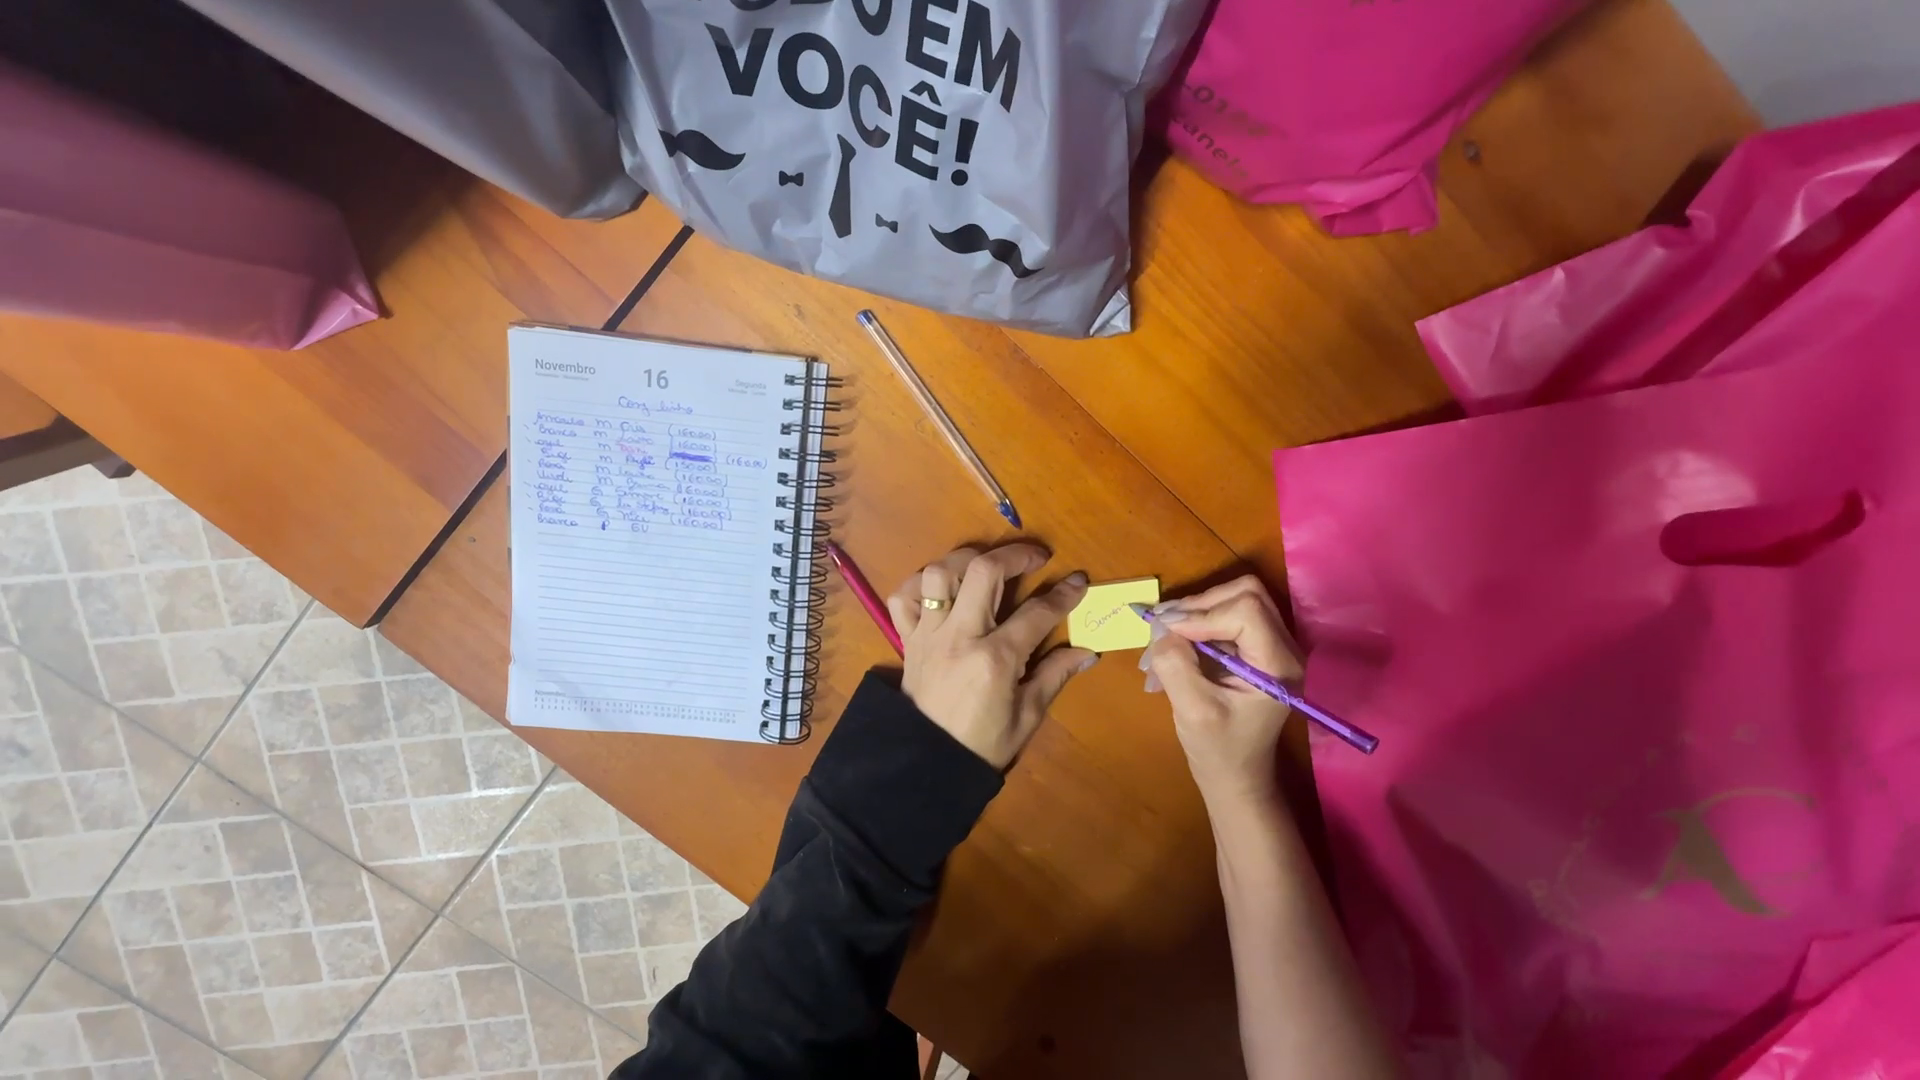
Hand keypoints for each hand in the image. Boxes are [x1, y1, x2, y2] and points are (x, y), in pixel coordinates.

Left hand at [885, 543, 1095, 768]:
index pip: (1037, 613)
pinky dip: (920, 584)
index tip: (1079, 580)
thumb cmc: (982, 745)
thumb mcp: (1026, 716)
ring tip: (987, 565)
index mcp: (995, 659)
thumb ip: (1054, 676)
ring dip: (966, 559)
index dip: (1064, 594)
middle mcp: (959, 636)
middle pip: (983, 572)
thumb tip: (1087, 651)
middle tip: (1035, 557)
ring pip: (939, 573)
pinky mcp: (907, 640)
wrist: (926, 764)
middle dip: (1015, 555)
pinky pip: (903, 597)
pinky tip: (942, 588)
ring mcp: (928, 634)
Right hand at [1144, 576, 1303, 801]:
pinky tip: (1175, 640)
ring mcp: (1272, 645)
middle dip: (1200, 604)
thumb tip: (1160, 626)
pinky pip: (1229, 614)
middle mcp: (1284, 647)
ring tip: (1164, 631)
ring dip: (1197, 609)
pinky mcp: (1256, 647)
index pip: (1245, 610)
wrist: (1236, 776)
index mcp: (1277, 665)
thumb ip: (1175, 664)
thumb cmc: (1218, 751)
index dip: (1202, 615)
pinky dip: (1199, 620)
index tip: (1166, 632)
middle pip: (1245, 593)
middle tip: (1164, 625)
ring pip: (1236, 597)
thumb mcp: (1191, 710)